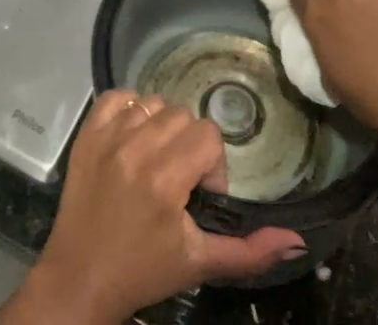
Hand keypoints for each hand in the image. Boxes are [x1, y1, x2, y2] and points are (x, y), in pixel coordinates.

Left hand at [0, 91, 305, 323]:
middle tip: (180, 180)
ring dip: (161, 128)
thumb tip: (297, 240)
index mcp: (164, 178)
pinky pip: (116, 98)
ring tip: (156, 160)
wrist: (80, 278)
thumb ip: (250, 252)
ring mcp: (106, 138)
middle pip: (182, 116)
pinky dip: (130, 110)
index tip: (201, 194)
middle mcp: (134, 149)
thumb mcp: (199, 263)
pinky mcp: (85, 136)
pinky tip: (133, 137)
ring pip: (152, 104)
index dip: (213, 165)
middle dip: (190, 146)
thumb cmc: (142, 271)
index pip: (207, 135)